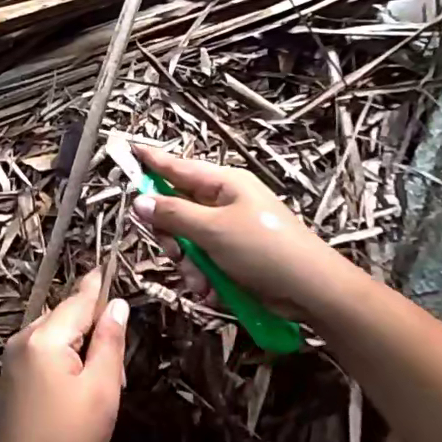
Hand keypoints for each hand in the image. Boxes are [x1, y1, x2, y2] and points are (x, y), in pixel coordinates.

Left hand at [0, 271, 126, 441]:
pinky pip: (42, 353)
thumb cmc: (69, 439)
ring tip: (103, 379)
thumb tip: (117, 304)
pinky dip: (64, 359)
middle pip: (64, 317)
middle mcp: (22, 339)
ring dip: (80, 346)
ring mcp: (12, 359)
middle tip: (117, 363)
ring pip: (54, 335)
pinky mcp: (10, 377)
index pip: (77, 301)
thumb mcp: (101, 389)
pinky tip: (78, 387)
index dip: (97, 286)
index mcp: (43, 337)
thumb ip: (109, 342)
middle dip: (92, 326)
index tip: (108, 265)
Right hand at [131, 144, 354, 312]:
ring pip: (187, 242)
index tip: (129, 150)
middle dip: (172, 238)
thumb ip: (173, 214)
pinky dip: (204, 278)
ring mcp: (229, 230)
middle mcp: (223, 202)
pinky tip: (214, 291)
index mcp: (223, 184)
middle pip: (176, 211)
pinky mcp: (234, 256)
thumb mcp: (213, 230)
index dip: (151, 161)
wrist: (312, 291)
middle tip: (177, 253)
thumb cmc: (266, 250)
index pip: (176, 167)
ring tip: (202, 282)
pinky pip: (203, 262)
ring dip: (189, 265)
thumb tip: (141, 201)